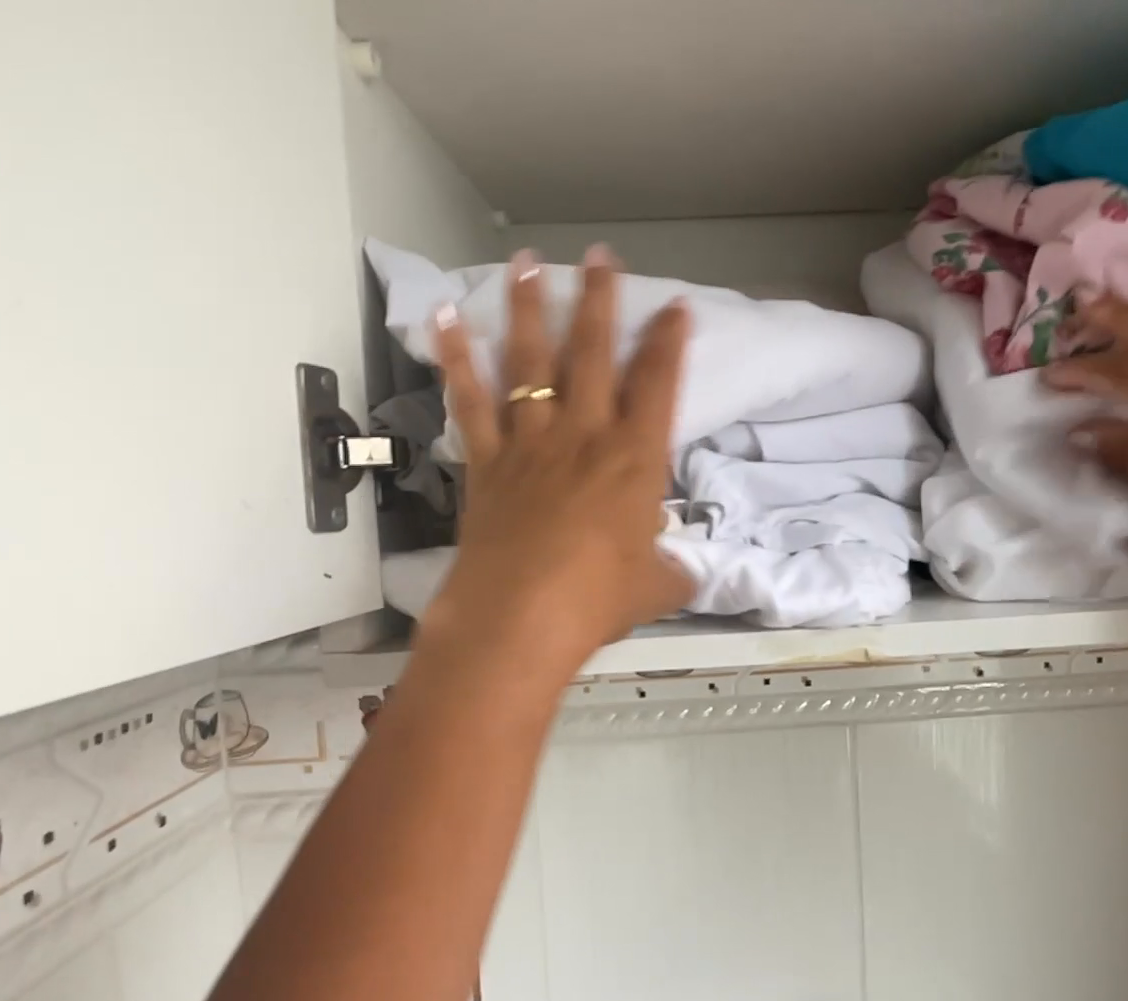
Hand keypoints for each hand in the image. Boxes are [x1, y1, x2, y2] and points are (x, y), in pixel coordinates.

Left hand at [425, 246, 692, 662]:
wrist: (521, 618)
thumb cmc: (598, 600)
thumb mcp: (657, 587)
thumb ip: (673, 571)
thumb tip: (682, 573)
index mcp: (634, 458)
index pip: (658, 384)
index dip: (669, 341)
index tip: (676, 305)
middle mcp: (583, 434)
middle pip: (592, 353)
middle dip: (600, 299)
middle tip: (600, 256)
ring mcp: (530, 442)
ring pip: (530, 361)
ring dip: (529, 307)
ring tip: (528, 262)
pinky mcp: (487, 461)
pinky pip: (470, 399)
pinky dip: (456, 357)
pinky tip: (444, 317)